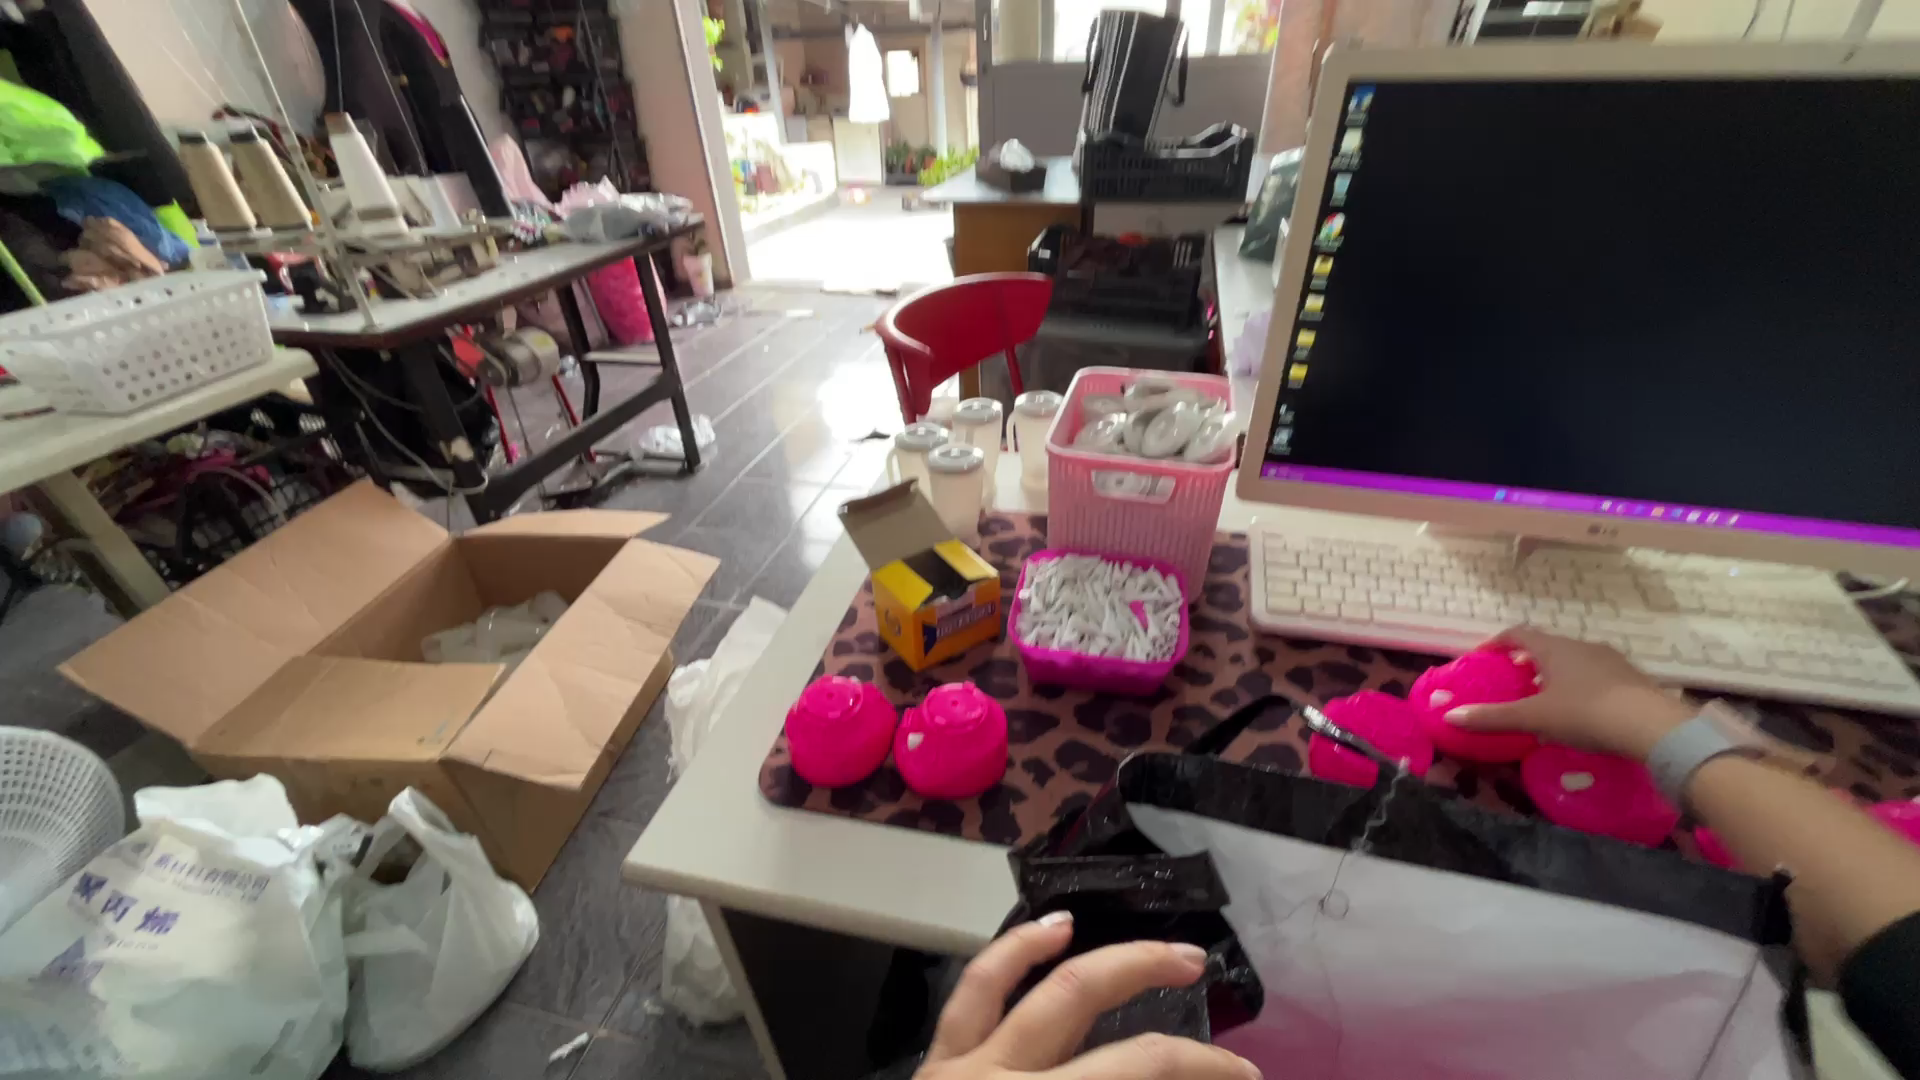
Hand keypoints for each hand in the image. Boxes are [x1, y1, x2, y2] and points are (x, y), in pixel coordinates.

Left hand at [917, 913, 1260, 1079]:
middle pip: (1086, 1007)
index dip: (1199, 1067)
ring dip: (1095, 956)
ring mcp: (967, 1065)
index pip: (1138, 1070)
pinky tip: (1050, 927)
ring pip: (1038, 988)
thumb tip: (1164, 1079)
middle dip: (1147, 976)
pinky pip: (976, 988)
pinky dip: (1014, 951)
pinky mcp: (938, 1059)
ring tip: (1137, 936)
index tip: (1245, 1073)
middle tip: (1196, 962)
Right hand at [1442, 626, 1693, 760]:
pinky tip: (1582, 709)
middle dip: (1527, 660)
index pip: (1517, 633)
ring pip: (1575, 660)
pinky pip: (1599, 675)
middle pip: (1547, 645)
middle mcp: (1583, 646)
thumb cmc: (1585, 714)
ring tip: (1546, 696)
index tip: (1483, 657)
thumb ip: (1492, 717)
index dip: (1496, 642)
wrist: (1658, 730)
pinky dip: (1582, 685)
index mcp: (1554, 648)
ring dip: (1557, 673)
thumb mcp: (1533, 718)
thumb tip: (1450, 717)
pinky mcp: (1636, 680)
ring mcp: (1613, 661)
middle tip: (1513, 680)